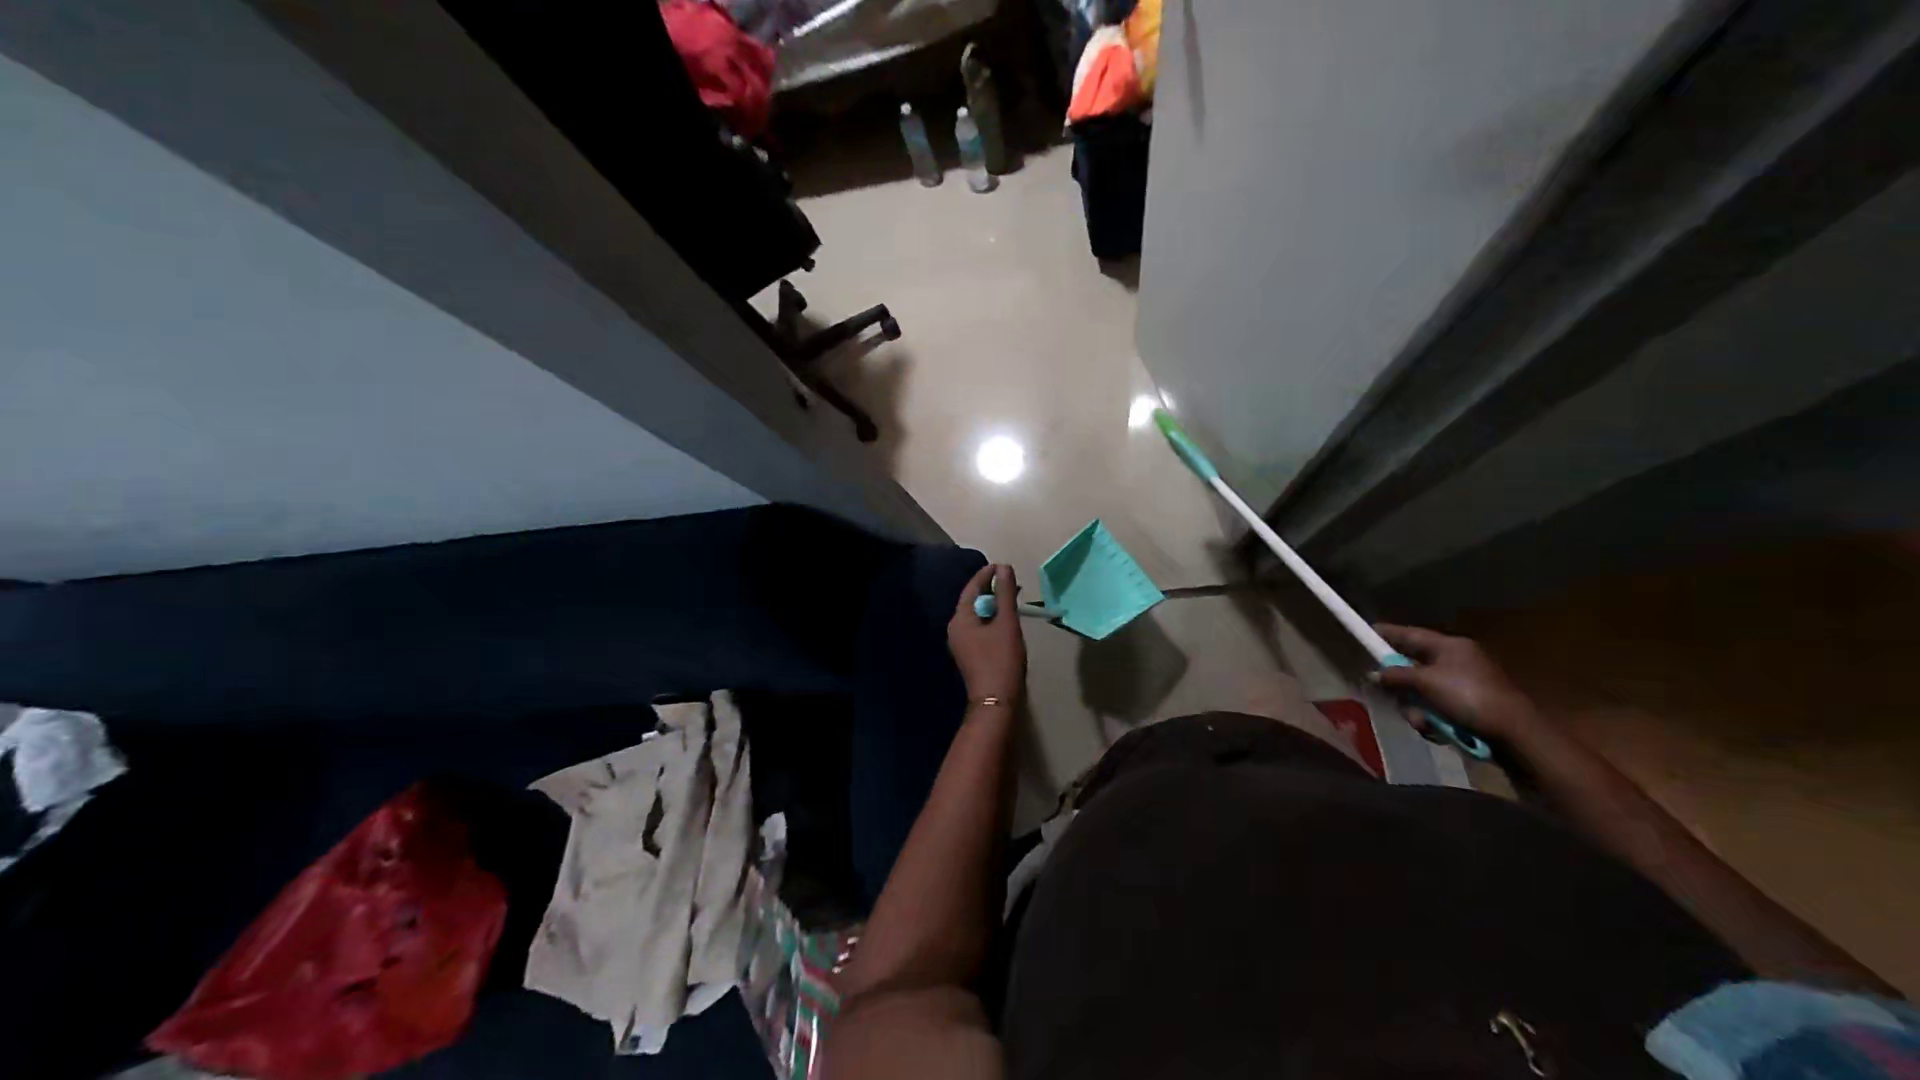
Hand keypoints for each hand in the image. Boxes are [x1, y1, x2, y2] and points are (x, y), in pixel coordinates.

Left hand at [948, 563, 1026, 703]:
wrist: (996, 700)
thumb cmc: (1001, 659)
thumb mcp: (1007, 623)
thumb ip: (1005, 594)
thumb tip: (1004, 567)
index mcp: (960, 619)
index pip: (971, 588)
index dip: (986, 575)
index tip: (1002, 566)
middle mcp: (955, 629)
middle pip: (972, 601)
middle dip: (991, 590)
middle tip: (1011, 582)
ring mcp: (961, 643)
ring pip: (976, 616)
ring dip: (993, 605)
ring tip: (1012, 599)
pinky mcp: (970, 654)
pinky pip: (979, 628)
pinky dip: (991, 620)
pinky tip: (1006, 621)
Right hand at [1373, 624, 1541, 743]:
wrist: (1515, 733)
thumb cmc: (1469, 697)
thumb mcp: (1426, 683)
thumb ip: (1396, 676)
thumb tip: (1373, 674)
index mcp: (1449, 646)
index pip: (1409, 634)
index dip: (1385, 634)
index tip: (1363, 635)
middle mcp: (1455, 660)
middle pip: (1411, 666)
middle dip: (1401, 686)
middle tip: (1391, 697)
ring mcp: (1462, 683)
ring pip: (1421, 691)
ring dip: (1416, 708)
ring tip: (1422, 721)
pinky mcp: (1468, 705)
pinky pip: (1436, 706)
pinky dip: (1431, 718)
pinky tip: (1435, 729)